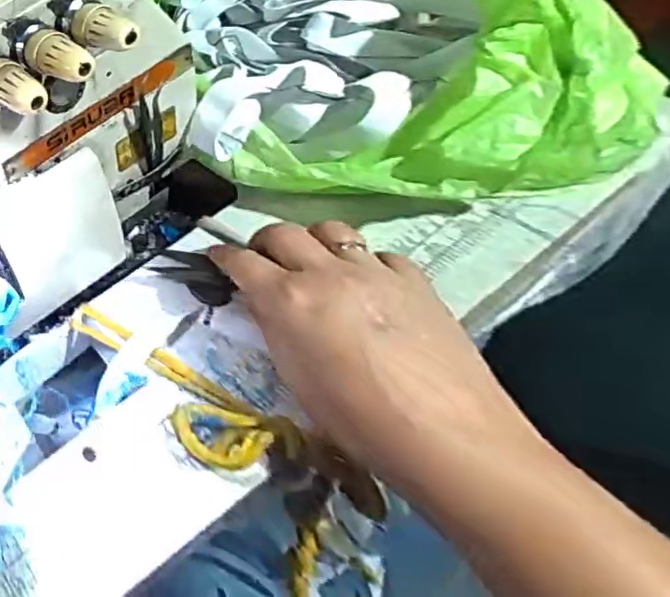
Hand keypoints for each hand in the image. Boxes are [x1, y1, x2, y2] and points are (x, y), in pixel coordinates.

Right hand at [208, 221, 548, 494]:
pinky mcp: (413, 278)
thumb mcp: (299, 383)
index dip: (222, 257)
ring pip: (330, 229)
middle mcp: (326, 272)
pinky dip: (366, 264)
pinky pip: (379, 255)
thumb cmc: (363, 426)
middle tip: (263, 263)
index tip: (216, 258)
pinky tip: (373, 289)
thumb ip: (276, 332)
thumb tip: (263, 304)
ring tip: (317, 265)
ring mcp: (373, 270)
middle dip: (263, 243)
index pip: (241, 261)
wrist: (453, 441)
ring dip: (313, 242)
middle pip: (280, 232)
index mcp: (289, 299)